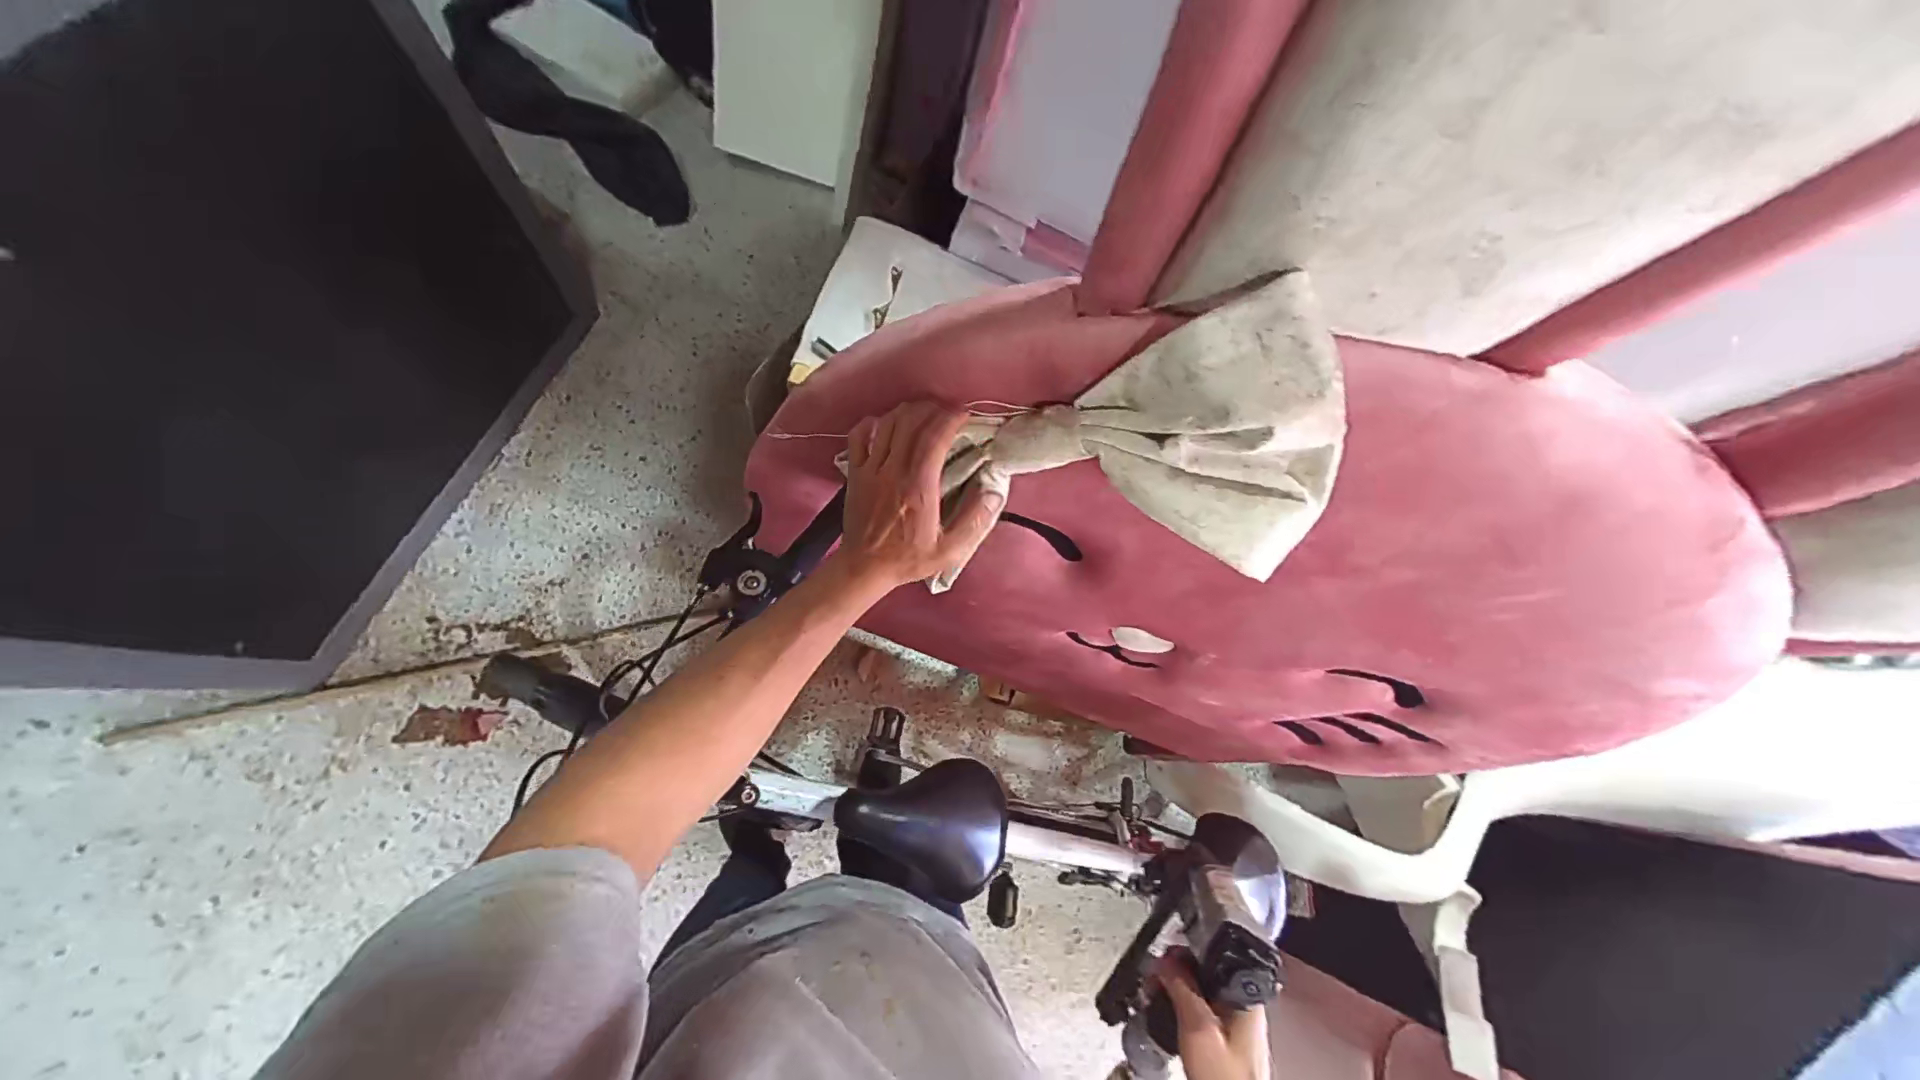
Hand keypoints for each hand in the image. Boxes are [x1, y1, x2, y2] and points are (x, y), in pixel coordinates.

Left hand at [834, 401, 1003, 591]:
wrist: (864, 568)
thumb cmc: (907, 559)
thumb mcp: (949, 551)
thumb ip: (974, 521)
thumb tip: (995, 491)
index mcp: (917, 488)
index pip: (933, 437)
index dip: (951, 418)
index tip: (965, 415)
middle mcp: (892, 471)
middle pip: (911, 421)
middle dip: (933, 408)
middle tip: (948, 412)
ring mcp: (870, 469)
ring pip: (887, 423)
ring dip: (908, 411)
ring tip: (925, 414)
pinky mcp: (854, 472)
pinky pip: (858, 435)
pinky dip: (874, 422)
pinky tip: (886, 424)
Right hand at [1154, 951, 1270, 1079]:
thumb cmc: (1224, 1079)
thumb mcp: (1198, 1029)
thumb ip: (1182, 988)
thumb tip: (1165, 959)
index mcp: (1243, 995)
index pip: (1212, 954)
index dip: (1183, 952)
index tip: (1162, 960)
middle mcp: (1242, 1005)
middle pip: (1204, 972)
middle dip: (1175, 973)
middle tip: (1152, 982)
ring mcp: (1235, 1023)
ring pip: (1200, 991)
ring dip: (1175, 990)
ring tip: (1154, 997)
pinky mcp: (1226, 1039)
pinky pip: (1200, 1010)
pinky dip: (1181, 1007)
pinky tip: (1168, 1016)